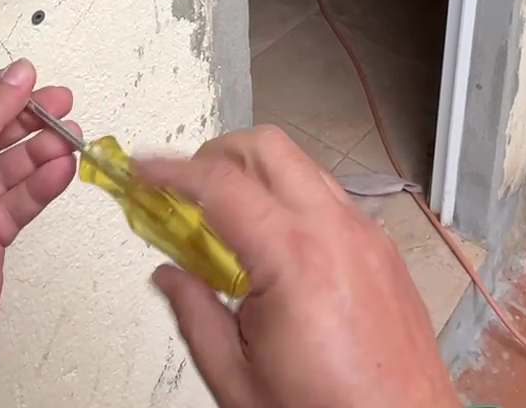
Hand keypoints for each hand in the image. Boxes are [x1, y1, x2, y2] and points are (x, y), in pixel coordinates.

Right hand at [138, 126, 458, 407]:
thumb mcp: (239, 380)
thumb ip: (195, 315)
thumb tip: (168, 274)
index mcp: (295, 258)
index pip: (220, 184)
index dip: (171, 169)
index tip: (144, 168)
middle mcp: (335, 230)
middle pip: (267, 146)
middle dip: (217, 152)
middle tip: (185, 186)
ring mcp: (365, 233)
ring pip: (300, 163)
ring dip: (256, 172)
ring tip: (227, 215)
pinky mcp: (381, 246)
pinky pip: (328, 194)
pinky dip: (291, 195)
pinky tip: (274, 239)